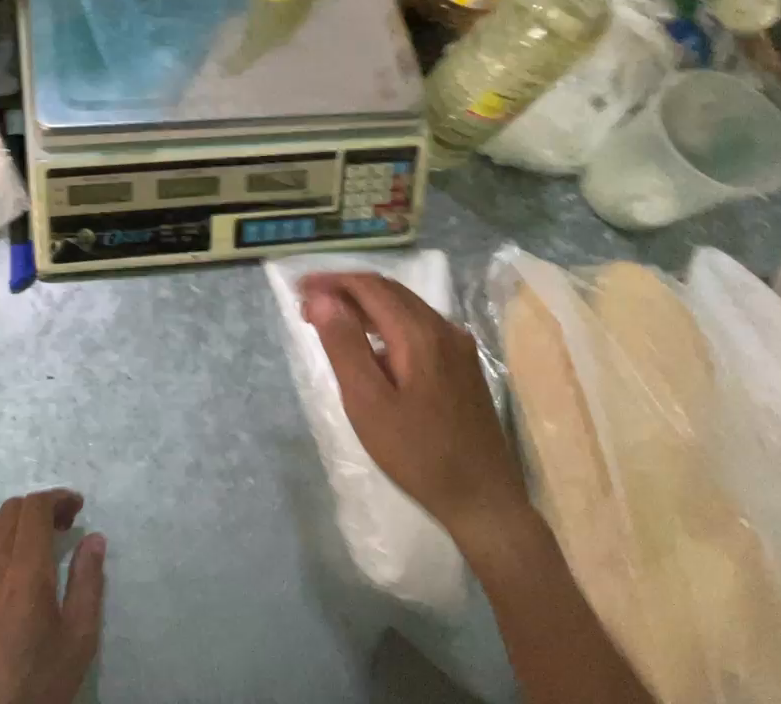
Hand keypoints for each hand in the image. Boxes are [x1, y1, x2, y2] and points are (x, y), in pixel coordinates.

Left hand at [0, 489, 106, 703]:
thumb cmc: (39, 684)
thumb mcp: (79, 638)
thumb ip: (88, 582)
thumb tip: (94, 538)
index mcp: (25, 572)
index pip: (34, 509)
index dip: (57, 498)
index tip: (78, 507)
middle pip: (11, 510)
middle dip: (40, 507)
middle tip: (65, 526)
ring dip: (15, 519)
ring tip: (38, 540)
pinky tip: (9, 562)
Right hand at [299, 272, 528, 537]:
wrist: (483, 499)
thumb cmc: (417, 454)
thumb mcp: (368, 403)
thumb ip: (345, 346)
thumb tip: (322, 299)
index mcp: (419, 334)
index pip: (369, 287)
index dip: (331, 281)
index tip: (298, 290)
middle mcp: (444, 328)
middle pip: (389, 291)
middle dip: (346, 290)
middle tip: (309, 306)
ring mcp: (458, 346)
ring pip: (406, 307)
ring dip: (366, 305)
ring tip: (332, 321)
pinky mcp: (463, 365)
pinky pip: (419, 326)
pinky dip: (388, 322)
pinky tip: (373, 346)